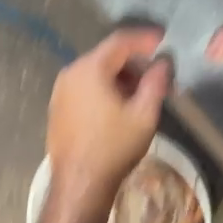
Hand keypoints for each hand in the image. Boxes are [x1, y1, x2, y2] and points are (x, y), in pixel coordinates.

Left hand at [47, 28, 172, 211]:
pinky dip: (104, 90)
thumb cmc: (115, 147)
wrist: (80, 183)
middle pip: (107, 56)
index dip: (145, 39)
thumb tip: (163, 62)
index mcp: (90, 68)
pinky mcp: (58, 108)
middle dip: (134, 63)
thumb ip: (156, 82)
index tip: (164, 40)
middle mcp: (70, 72)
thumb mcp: (144, 115)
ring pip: (95, 73)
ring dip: (120, 78)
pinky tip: (119, 109)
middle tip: (157, 76)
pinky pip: (85, 88)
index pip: (120, 41)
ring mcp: (60, 91)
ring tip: (141, 96)